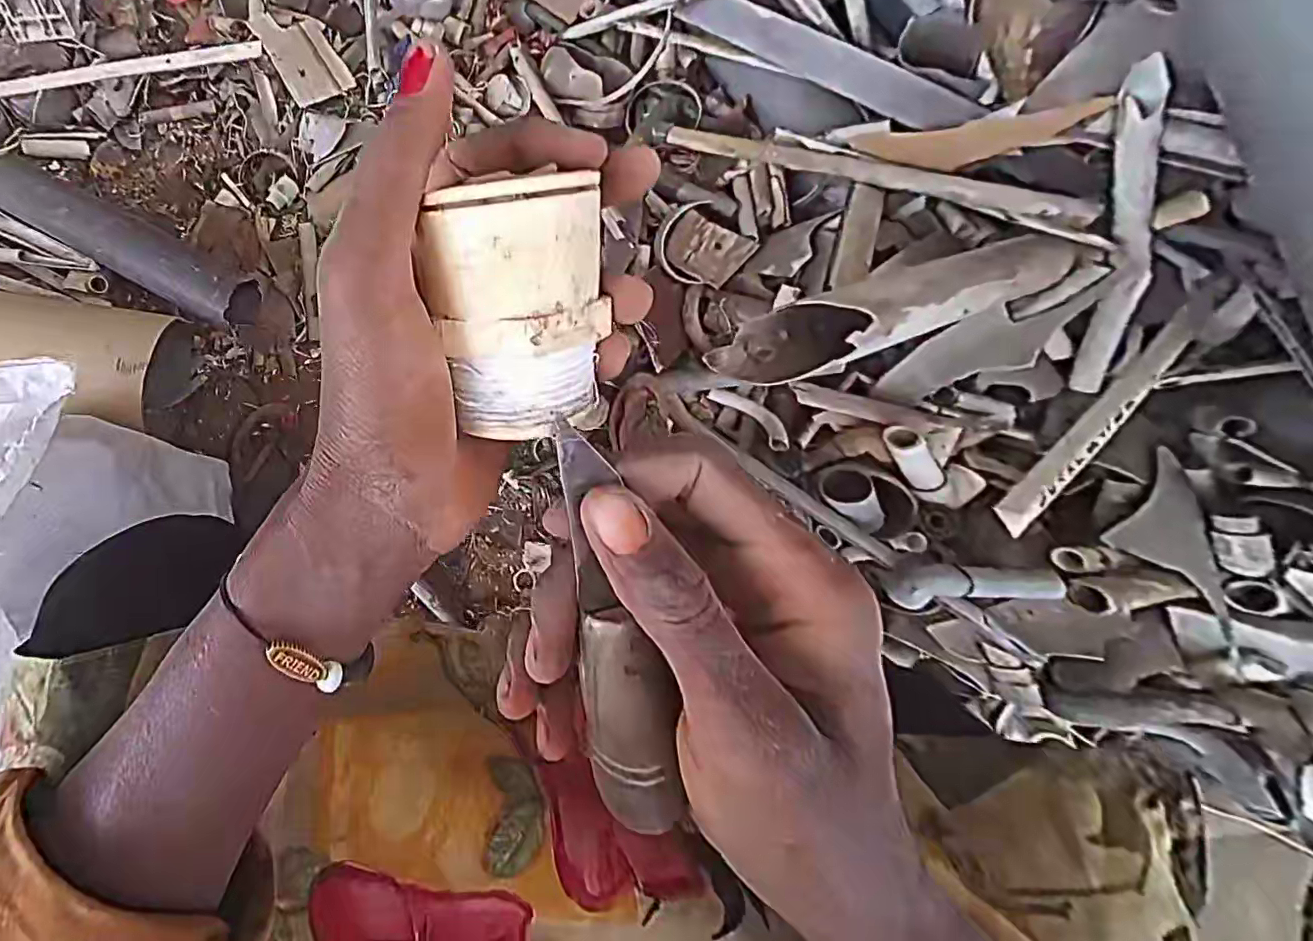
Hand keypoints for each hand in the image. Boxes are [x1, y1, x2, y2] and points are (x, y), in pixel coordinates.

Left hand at [240, 41, 658, 652]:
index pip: (479, 164)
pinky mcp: (519, 368)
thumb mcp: (370, 271)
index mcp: (410, 240)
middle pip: (533, 210)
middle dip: (590, 193)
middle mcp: (451, 274)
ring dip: (609, 272)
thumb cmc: (373, 392)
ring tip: (631, 294)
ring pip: (564, 273)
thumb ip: (394, 171)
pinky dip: (604, 335)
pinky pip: (573, 334)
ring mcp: (489, 322)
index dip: (534, 145)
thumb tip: (424, 70)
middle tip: (635, 183)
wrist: (398, 494)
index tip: (582, 153)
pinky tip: (615, 348)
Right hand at [498, 436, 982, 940]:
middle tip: (550, 638)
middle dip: (576, 576)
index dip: (626, 479)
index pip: (699, 472)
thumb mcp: (742, 716)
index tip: (567, 527)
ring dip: (558, 620)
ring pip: (601, 567)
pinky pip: (596, 613)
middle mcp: (745, 574)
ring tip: (543, 681)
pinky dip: (561, 650)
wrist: (824, 895)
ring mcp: (703, 604)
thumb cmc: (811, 822)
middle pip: (633, 520)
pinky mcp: (668, 634)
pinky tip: (546, 698)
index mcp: (795, 574)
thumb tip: (609, 507)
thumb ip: (677, 606)